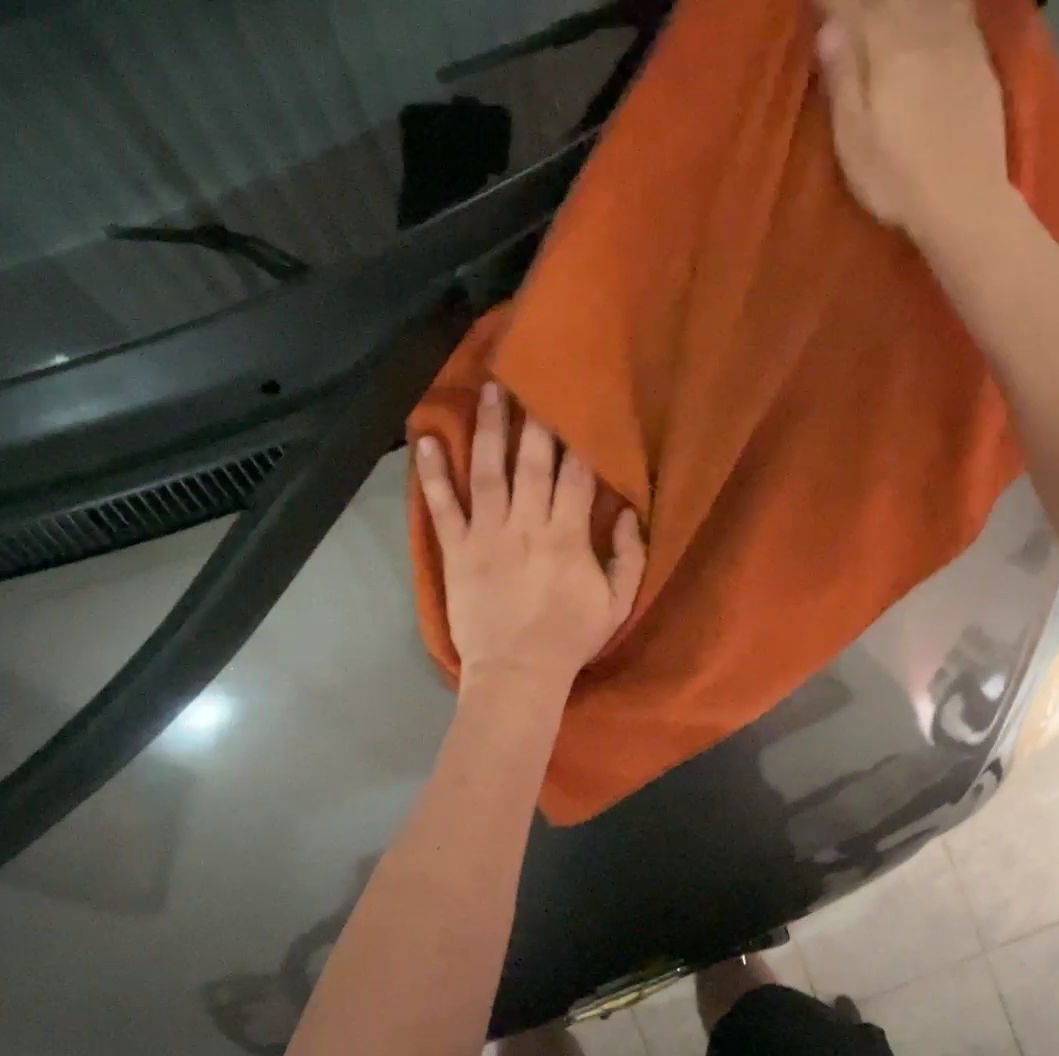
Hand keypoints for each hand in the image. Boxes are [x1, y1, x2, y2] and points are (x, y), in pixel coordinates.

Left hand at [416, 383, 645, 691]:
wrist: (517, 674)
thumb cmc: (570, 639)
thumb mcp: (617, 603)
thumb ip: (630, 556)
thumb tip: (630, 511)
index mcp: (568, 537)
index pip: (577, 477)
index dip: (579, 439)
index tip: (580, 404)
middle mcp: (526, 526)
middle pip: (532, 464)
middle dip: (535, 420)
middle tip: (533, 379)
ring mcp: (487, 536)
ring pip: (488, 473)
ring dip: (488, 430)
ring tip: (489, 392)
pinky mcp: (456, 551)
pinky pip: (443, 507)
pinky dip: (434, 475)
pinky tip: (427, 441)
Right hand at [813, 0, 1012, 239]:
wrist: (965, 201)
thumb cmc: (896, 179)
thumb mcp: (854, 138)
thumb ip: (843, 78)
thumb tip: (830, 27)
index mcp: (889, 49)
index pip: (853, 9)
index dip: (832, 5)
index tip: (816, 7)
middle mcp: (927, 32)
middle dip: (865, 3)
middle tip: (846, 10)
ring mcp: (960, 44)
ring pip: (929, 1)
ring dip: (901, 2)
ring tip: (884, 9)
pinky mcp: (980, 61)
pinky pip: (958, 11)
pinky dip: (938, 5)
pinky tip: (931, 10)